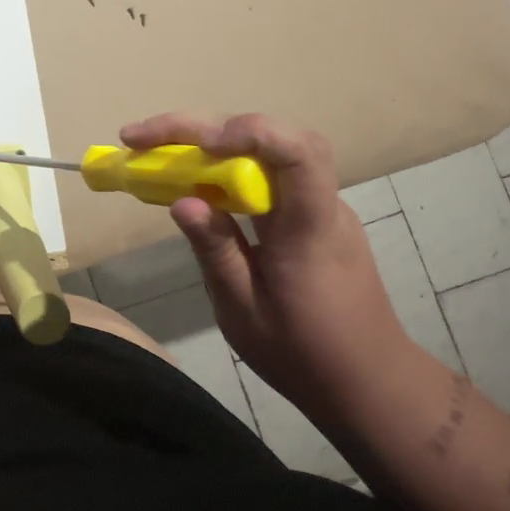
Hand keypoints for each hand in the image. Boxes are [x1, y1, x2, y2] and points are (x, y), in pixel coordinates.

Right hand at [122, 113, 412, 417]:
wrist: (370, 384)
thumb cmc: (305, 355)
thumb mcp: (244, 312)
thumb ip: (215, 251)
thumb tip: (181, 200)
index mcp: (310, 227)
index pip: (297, 152)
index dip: (247, 133)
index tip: (197, 144)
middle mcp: (321, 204)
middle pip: (273, 136)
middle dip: (202, 127)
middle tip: (138, 139)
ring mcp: (319, 207)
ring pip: (268, 148)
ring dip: (210, 140)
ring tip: (154, 152)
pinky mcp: (310, 216)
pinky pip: (267, 172)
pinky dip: (225, 164)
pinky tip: (193, 181)